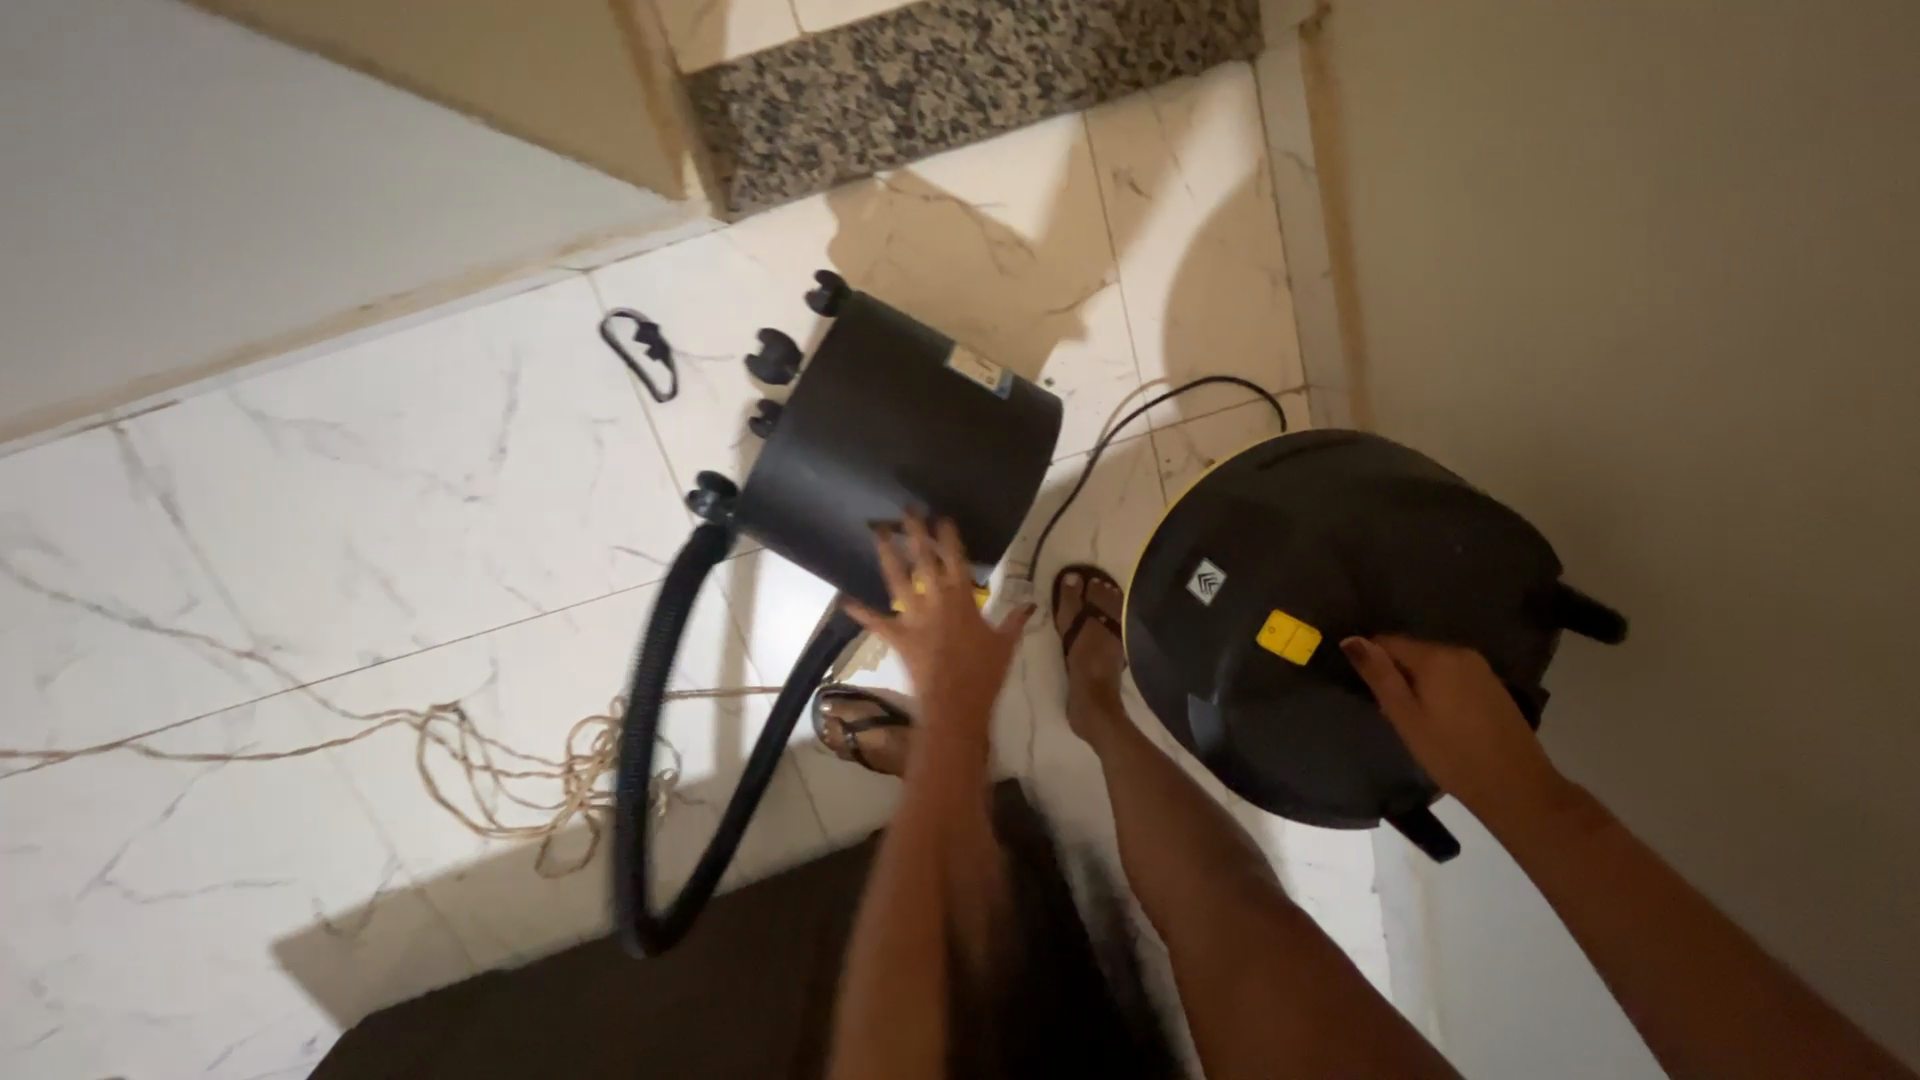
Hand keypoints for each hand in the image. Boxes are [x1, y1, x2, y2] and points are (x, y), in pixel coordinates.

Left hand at [843, 513, 1035, 739]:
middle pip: (924, 560)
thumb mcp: (1006, 644)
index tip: (941, 516)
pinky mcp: (897, 637)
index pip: (955, 559)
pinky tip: (845, 600)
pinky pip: (876, 622)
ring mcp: (913, 617)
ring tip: (879, 533)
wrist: (957, 704)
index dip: (948, 536)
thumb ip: (1016, 620)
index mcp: (963, 599)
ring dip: (888, 555)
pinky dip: (860, 611)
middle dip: (915, 533)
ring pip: (897, 580)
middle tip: (906, 510)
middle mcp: (935, 600)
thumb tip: (1031, 604)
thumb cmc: (984, 673)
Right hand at [1340, 636, 1575, 827]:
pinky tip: (1441, 719)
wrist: (1516, 786)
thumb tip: (1351, 639)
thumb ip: (1378, 674)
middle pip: (1411, 651)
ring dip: (1417, 682)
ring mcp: (1481, 668)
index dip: (1371, 662)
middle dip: (1395, 673)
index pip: (1386, 641)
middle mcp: (1459, 652)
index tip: (1367, 691)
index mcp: (1435, 657)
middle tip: (1390, 711)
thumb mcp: (1404, 715)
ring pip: (1433, 665)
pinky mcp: (1493, 685)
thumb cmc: (1450, 753)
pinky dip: (1439, 689)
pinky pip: (1453, 676)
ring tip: (1413, 717)